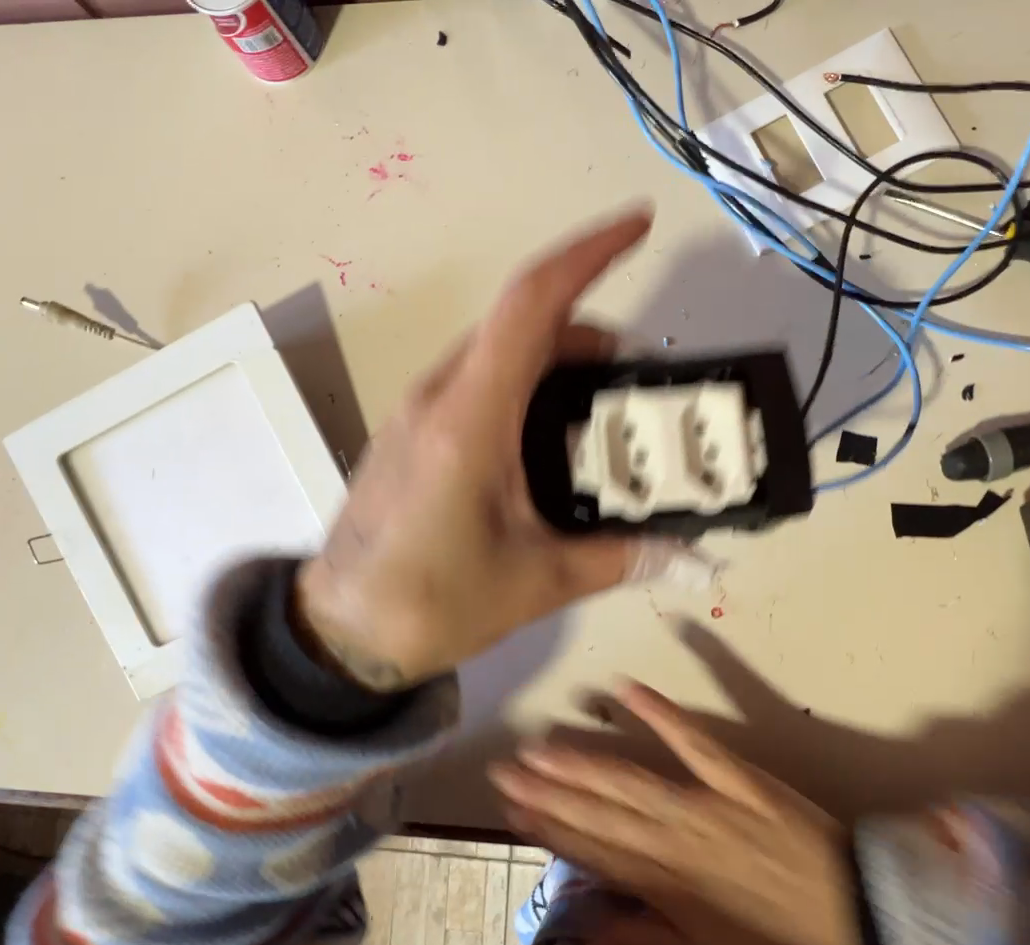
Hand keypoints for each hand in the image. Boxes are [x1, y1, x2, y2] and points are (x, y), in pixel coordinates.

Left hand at [295, 209, 657, 689]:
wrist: (339, 632)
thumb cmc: (433, 603)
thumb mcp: (539, 582)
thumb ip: (621, 558)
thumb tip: (689, 554)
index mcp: (470, 418)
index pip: (532, 304)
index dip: (590, 255)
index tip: (639, 226)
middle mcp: (439, 396)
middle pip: (522, 325)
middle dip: (590, 332)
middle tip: (640, 382)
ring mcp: (418, 412)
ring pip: (498, 352)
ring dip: (557, 361)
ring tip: (604, 416)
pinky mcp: (411, 434)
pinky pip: (477, 383)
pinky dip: (524, 388)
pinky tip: (550, 444)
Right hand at [488, 682, 872, 944]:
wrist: (867, 924)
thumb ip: (649, 944)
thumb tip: (588, 936)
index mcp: (666, 885)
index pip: (593, 852)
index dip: (551, 831)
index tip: (513, 812)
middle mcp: (675, 837)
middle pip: (600, 810)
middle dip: (550, 791)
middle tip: (506, 768)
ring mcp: (709, 802)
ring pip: (631, 778)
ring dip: (582, 762)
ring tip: (541, 745)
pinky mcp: (744, 779)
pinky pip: (696, 743)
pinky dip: (663, 715)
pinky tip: (629, 691)